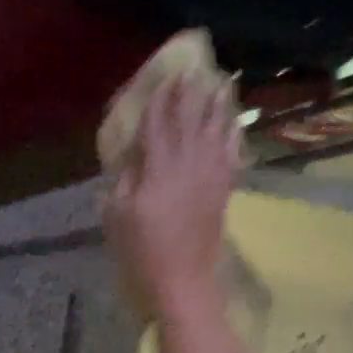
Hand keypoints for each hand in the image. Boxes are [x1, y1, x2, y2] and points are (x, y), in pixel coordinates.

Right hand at [102, 74, 243, 320]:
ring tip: (220, 84)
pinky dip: (233, 134)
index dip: (160, 100)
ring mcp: (211, 176)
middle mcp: (189, 164)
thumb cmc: (140, 250)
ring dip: (217, 106)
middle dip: (189, 95)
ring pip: (215, 131)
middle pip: (190, 121)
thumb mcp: (117, 215)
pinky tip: (234, 122)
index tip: (164, 78)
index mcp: (158, 169)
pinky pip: (231, 153)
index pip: (158, 125)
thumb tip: (135, 156)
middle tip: (192, 71)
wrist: (182, 280)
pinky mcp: (223, 190)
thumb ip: (126, 180)